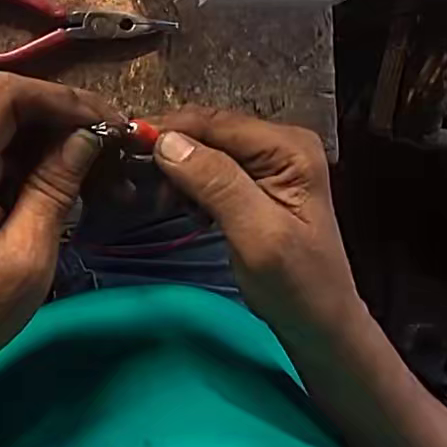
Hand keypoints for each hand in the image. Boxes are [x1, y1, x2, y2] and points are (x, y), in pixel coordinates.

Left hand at [0, 74, 115, 440]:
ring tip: (112, 168)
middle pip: (13, 104)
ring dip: (66, 138)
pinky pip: (11, 150)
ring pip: (17, 124)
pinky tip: (85, 179)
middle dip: (72, 117)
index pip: (3, 96)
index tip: (107, 124)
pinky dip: (51, 158)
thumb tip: (89, 136)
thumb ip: (54, 189)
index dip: (61, 98)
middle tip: (120, 144)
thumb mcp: (24, 260)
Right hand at [150, 107, 361, 341]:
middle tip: (136, 175)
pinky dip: (190, 185)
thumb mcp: (257, 236)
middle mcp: (281, 143)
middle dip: (171, 150)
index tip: (126, 141)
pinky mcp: (256, 182)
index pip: (218, 123)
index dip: (170, 128)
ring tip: (164, 201)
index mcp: (289, 147)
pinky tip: (186, 208)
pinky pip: (212, 170)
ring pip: (206, 149)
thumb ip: (217, 184)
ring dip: (179, 170)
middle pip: (210, 131)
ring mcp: (270, 162)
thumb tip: (167, 142)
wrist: (320, 323)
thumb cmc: (297, 285)